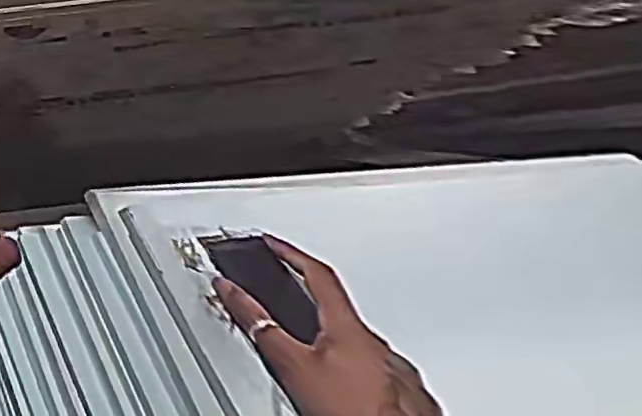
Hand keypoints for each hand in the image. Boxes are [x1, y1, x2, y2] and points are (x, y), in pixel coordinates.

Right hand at [214, 236, 440, 415]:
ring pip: (361, 345)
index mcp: (351, 330)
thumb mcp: (291, 365)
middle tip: (286, 297)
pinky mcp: (412, 405)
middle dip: (311, 303)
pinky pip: (380, 374)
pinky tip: (345, 387)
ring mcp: (402, 379)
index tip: (273, 243)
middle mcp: (382, 350)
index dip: (291, 253)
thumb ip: (258, 322)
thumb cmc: (352, 413)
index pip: (318, 274)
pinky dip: (356, 371)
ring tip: (312, 354)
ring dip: (334, 341)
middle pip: (340, 311)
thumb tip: (229, 288)